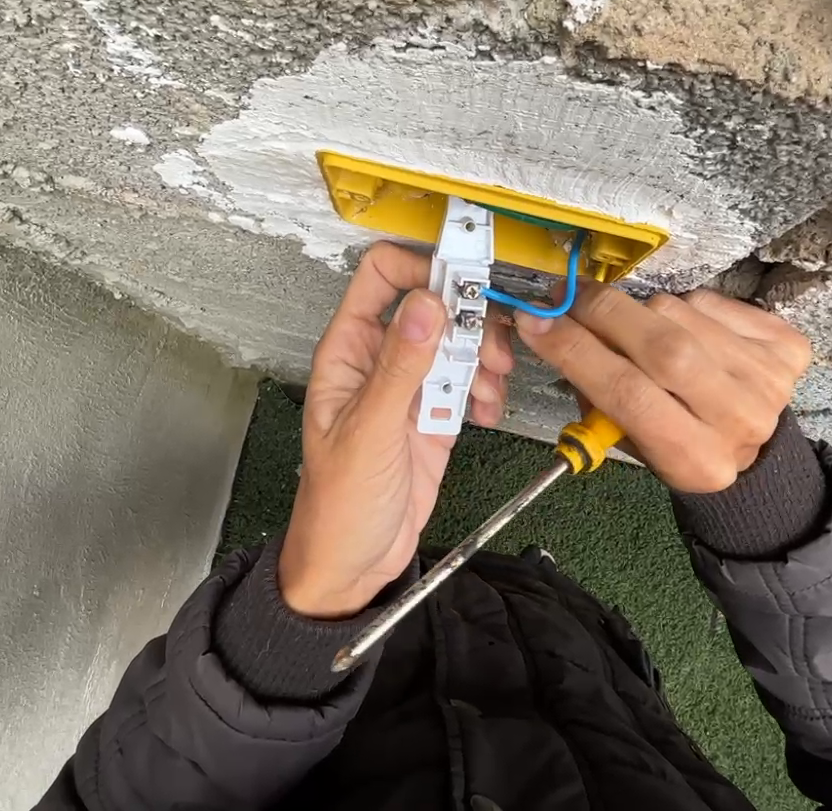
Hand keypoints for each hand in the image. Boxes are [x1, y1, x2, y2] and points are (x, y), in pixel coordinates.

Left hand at [279, 242, 515, 617]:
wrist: (355, 563)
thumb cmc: (338, 501)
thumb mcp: (369, 431)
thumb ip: (400, 367)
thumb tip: (427, 305)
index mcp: (350, 349)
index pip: (381, 277)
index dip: (421, 268)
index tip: (465, 279)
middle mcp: (381, 358)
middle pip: (432, 304)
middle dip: (468, 317)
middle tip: (493, 345)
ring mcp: (411, 384)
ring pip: (457, 341)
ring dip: (483, 356)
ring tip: (491, 385)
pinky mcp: (435, 412)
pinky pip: (469, 380)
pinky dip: (486, 389)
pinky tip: (486, 410)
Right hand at [514, 284, 810, 494]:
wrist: (756, 451)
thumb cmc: (674, 443)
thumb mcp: (628, 439)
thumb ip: (594, 390)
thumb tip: (555, 326)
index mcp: (694, 457)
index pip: (627, 393)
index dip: (574, 349)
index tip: (534, 319)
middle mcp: (739, 419)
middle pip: (663, 346)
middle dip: (602, 311)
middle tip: (567, 293)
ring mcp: (770, 379)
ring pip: (682, 313)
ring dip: (641, 309)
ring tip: (633, 325)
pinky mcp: (787, 346)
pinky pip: (711, 300)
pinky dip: (682, 304)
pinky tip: (681, 326)